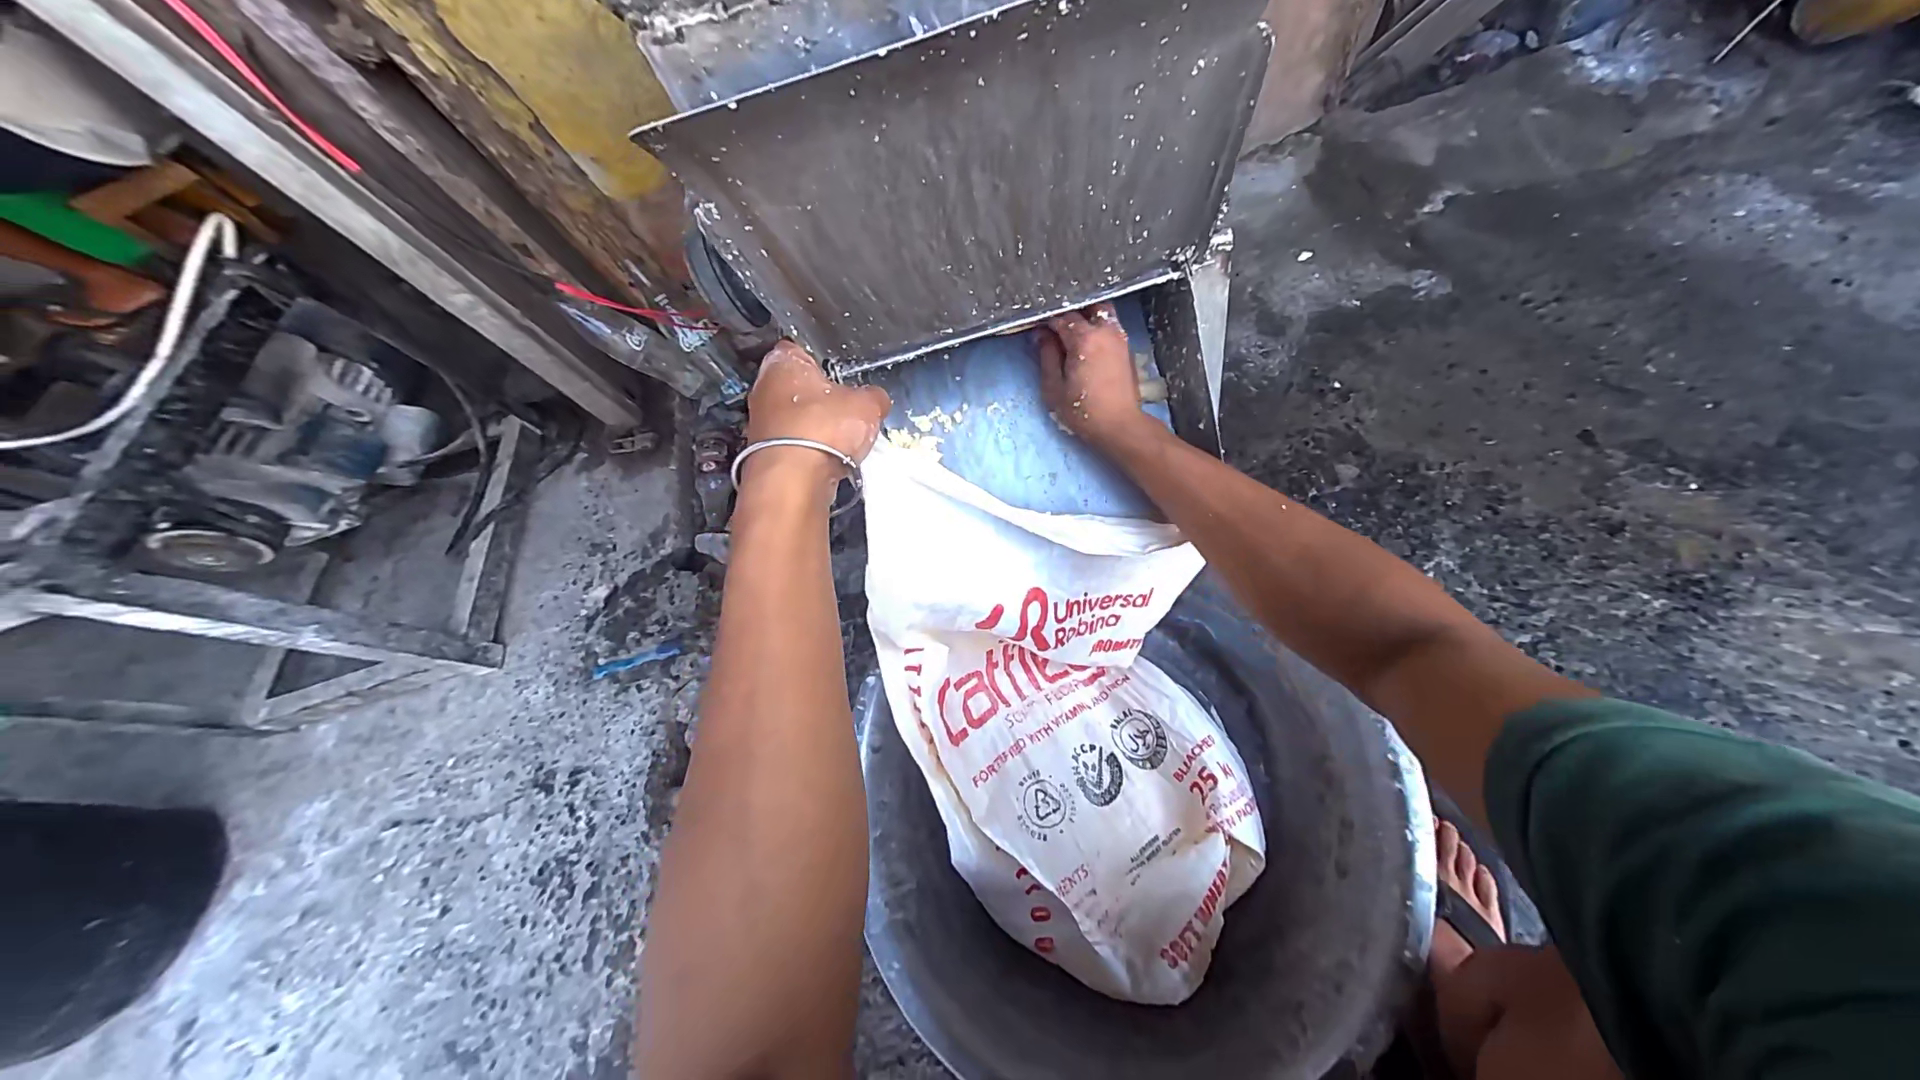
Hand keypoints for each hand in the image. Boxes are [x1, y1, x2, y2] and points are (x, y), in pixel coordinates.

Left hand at [743, 340, 891, 488]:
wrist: (794, 480)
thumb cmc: (821, 430)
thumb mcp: (867, 405)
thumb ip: (874, 396)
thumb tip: (877, 398)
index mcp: (782, 362)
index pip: (800, 349)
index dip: (822, 360)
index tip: (839, 372)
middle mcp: (763, 389)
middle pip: (798, 387)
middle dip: (820, 398)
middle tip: (846, 409)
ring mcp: (761, 424)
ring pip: (795, 418)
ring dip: (815, 427)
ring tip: (839, 440)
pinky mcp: (765, 454)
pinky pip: (794, 446)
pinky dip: (809, 451)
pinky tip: (826, 459)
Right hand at [1036, 303, 1153, 450]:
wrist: (1119, 425)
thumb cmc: (1083, 411)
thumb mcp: (1054, 386)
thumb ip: (1046, 355)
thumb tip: (1041, 335)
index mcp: (1084, 338)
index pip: (1061, 318)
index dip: (1046, 322)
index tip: (1037, 329)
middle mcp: (1104, 331)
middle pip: (1085, 307)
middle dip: (1068, 314)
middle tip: (1054, 328)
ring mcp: (1119, 337)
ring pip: (1101, 312)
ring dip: (1085, 317)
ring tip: (1071, 334)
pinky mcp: (1126, 347)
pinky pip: (1110, 326)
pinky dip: (1097, 326)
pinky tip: (1086, 343)